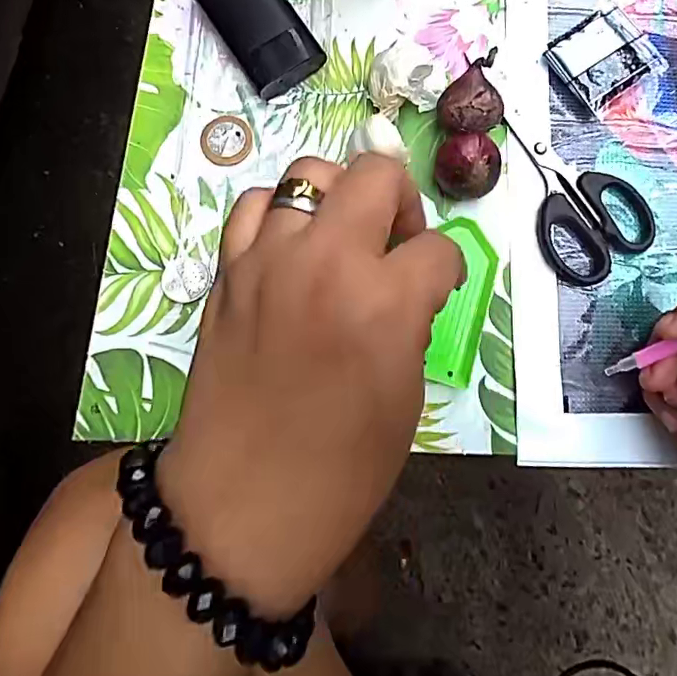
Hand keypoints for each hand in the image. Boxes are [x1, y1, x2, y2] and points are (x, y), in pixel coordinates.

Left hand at [157, 154, 462, 616]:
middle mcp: (326, 262)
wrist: (243, 502)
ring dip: (337, 199)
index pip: (438, 248)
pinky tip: (288, 246)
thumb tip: (408, 284)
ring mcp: (269, 258)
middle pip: (377, 175)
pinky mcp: (229, 270)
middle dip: (400, 201)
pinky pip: (254, 206)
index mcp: (385, 302)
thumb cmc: (341, 468)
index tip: (437, 286)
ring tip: (338, 238)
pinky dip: (279, 214)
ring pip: (309, 174)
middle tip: (393, 243)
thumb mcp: (406, 394)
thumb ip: (411, 319)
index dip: (447, 268)